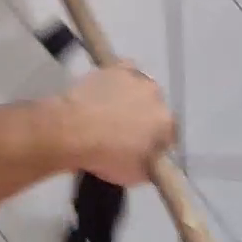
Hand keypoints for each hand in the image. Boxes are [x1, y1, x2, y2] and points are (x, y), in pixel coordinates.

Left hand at [53, 64, 174, 185]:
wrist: (72, 127)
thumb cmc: (105, 155)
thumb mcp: (136, 174)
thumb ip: (152, 163)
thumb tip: (153, 156)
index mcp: (165, 121)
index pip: (169, 133)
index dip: (157, 142)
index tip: (145, 148)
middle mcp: (155, 94)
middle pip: (156, 107)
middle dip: (146, 117)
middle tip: (127, 129)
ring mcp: (135, 76)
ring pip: (141, 89)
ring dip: (134, 97)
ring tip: (113, 110)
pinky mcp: (115, 66)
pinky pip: (124, 72)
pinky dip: (120, 80)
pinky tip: (108, 91)